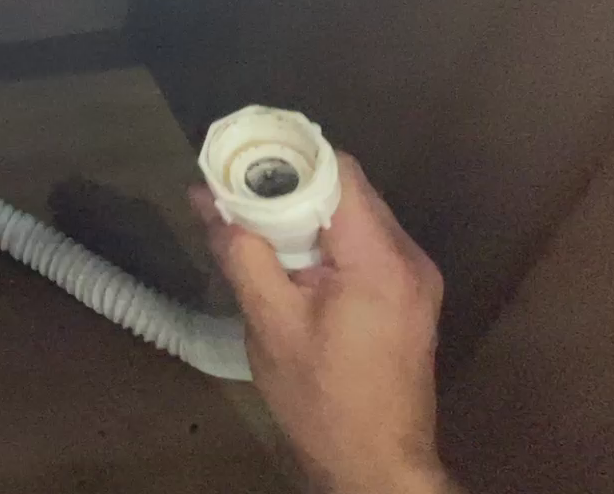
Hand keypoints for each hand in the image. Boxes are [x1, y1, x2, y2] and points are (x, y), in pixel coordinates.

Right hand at [192, 153, 455, 493]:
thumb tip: (202, 196)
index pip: (338, 174)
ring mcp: (411, 277)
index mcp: (380, 262)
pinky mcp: (403, 294)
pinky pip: (356, 239)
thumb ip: (238, 249)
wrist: (374, 466)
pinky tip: (277, 245)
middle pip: (344, 188)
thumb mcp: (268, 320)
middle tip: (233, 181)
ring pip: (349, 211)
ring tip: (246, 209)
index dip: (289, 154)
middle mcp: (407, 259)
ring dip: (298, 206)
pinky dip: (315, 231)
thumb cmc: (320, 395)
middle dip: (286, 180)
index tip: (242, 151)